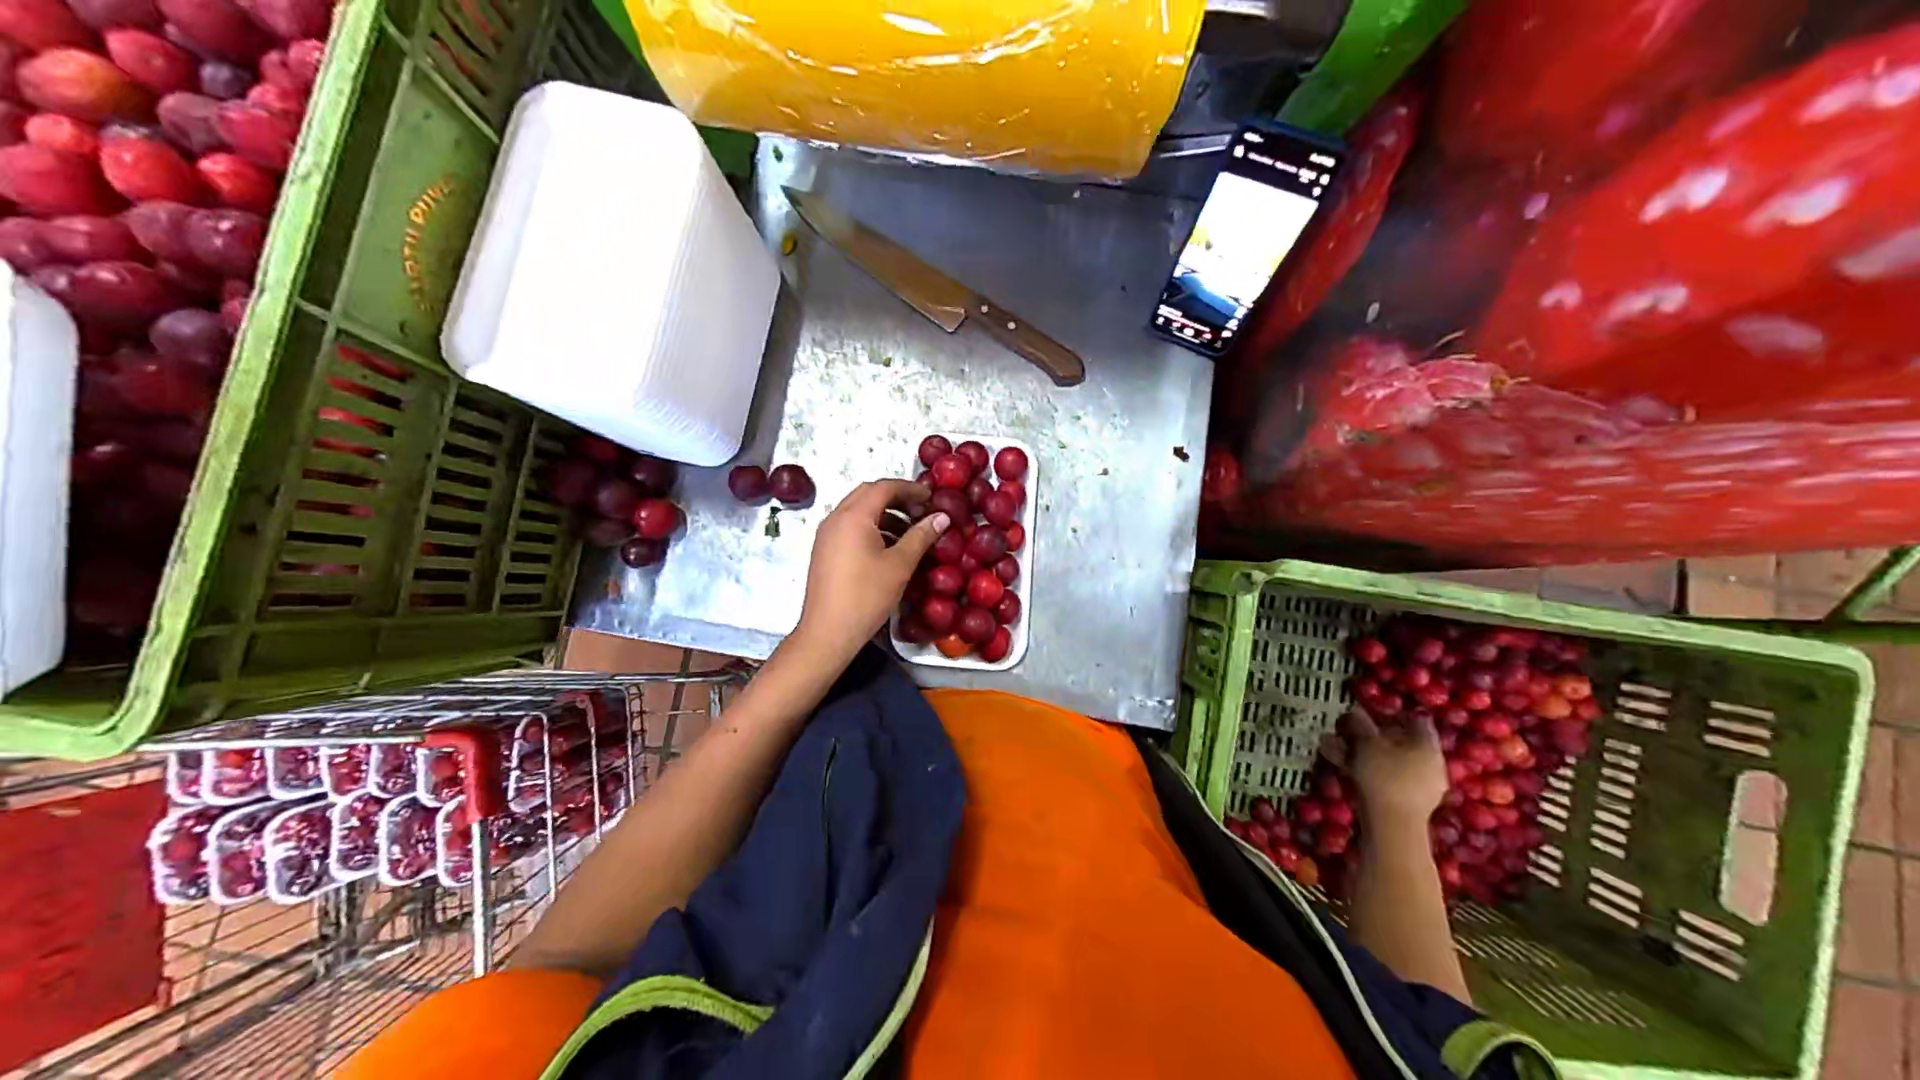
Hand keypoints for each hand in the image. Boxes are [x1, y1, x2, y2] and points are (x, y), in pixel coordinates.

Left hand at [794, 479, 949, 662]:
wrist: (828, 632)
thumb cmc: (866, 596)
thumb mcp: (900, 565)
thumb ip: (921, 536)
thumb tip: (941, 517)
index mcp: (853, 516)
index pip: (883, 487)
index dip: (910, 489)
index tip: (931, 497)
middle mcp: (835, 518)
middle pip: (868, 494)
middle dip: (896, 498)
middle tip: (921, 510)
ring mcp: (826, 535)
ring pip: (858, 511)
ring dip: (884, 514)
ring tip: (910, 531)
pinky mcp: (824, 551)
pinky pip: (850, 527)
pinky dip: (871, 527)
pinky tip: (890, 547)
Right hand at [1321, 707, 1447, 832]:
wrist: (1394, 826)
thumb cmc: (1384, 776)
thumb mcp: (1366, 743)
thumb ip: (1360, 724)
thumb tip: (1354, 710)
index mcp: (1428, 745)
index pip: (1415, 720)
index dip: (1391, 713)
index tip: (1368, 712)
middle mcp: (1430, 763)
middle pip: (1399, 742)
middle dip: (1368, 736)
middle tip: (1345, 732)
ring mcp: (1420, 785)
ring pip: (1387, 761)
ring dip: (1360, 753)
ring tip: (1331, 748)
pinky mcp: (1407, 802)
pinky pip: (1385, 777)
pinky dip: (1365, 770)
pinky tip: (1341, 767)